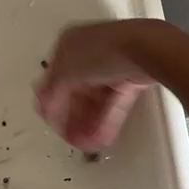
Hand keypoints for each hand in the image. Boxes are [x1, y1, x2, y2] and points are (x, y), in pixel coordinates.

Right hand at [35, 19, 174, 151]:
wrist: (147, 49)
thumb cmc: (105, 51)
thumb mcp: (68, 72)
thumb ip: (52, 91)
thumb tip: (42, 105)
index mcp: (68, 44)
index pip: (53, 77)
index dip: (51, 102)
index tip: (52, 122)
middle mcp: (88, 53)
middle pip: (74, 91)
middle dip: (71, 117)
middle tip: (69, 137)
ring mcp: (109, 66)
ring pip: (94, 101)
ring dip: (88, 124)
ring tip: (86, 144)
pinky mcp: (128, 79)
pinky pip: (112, 104)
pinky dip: (105, 122)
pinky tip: (100, 138)